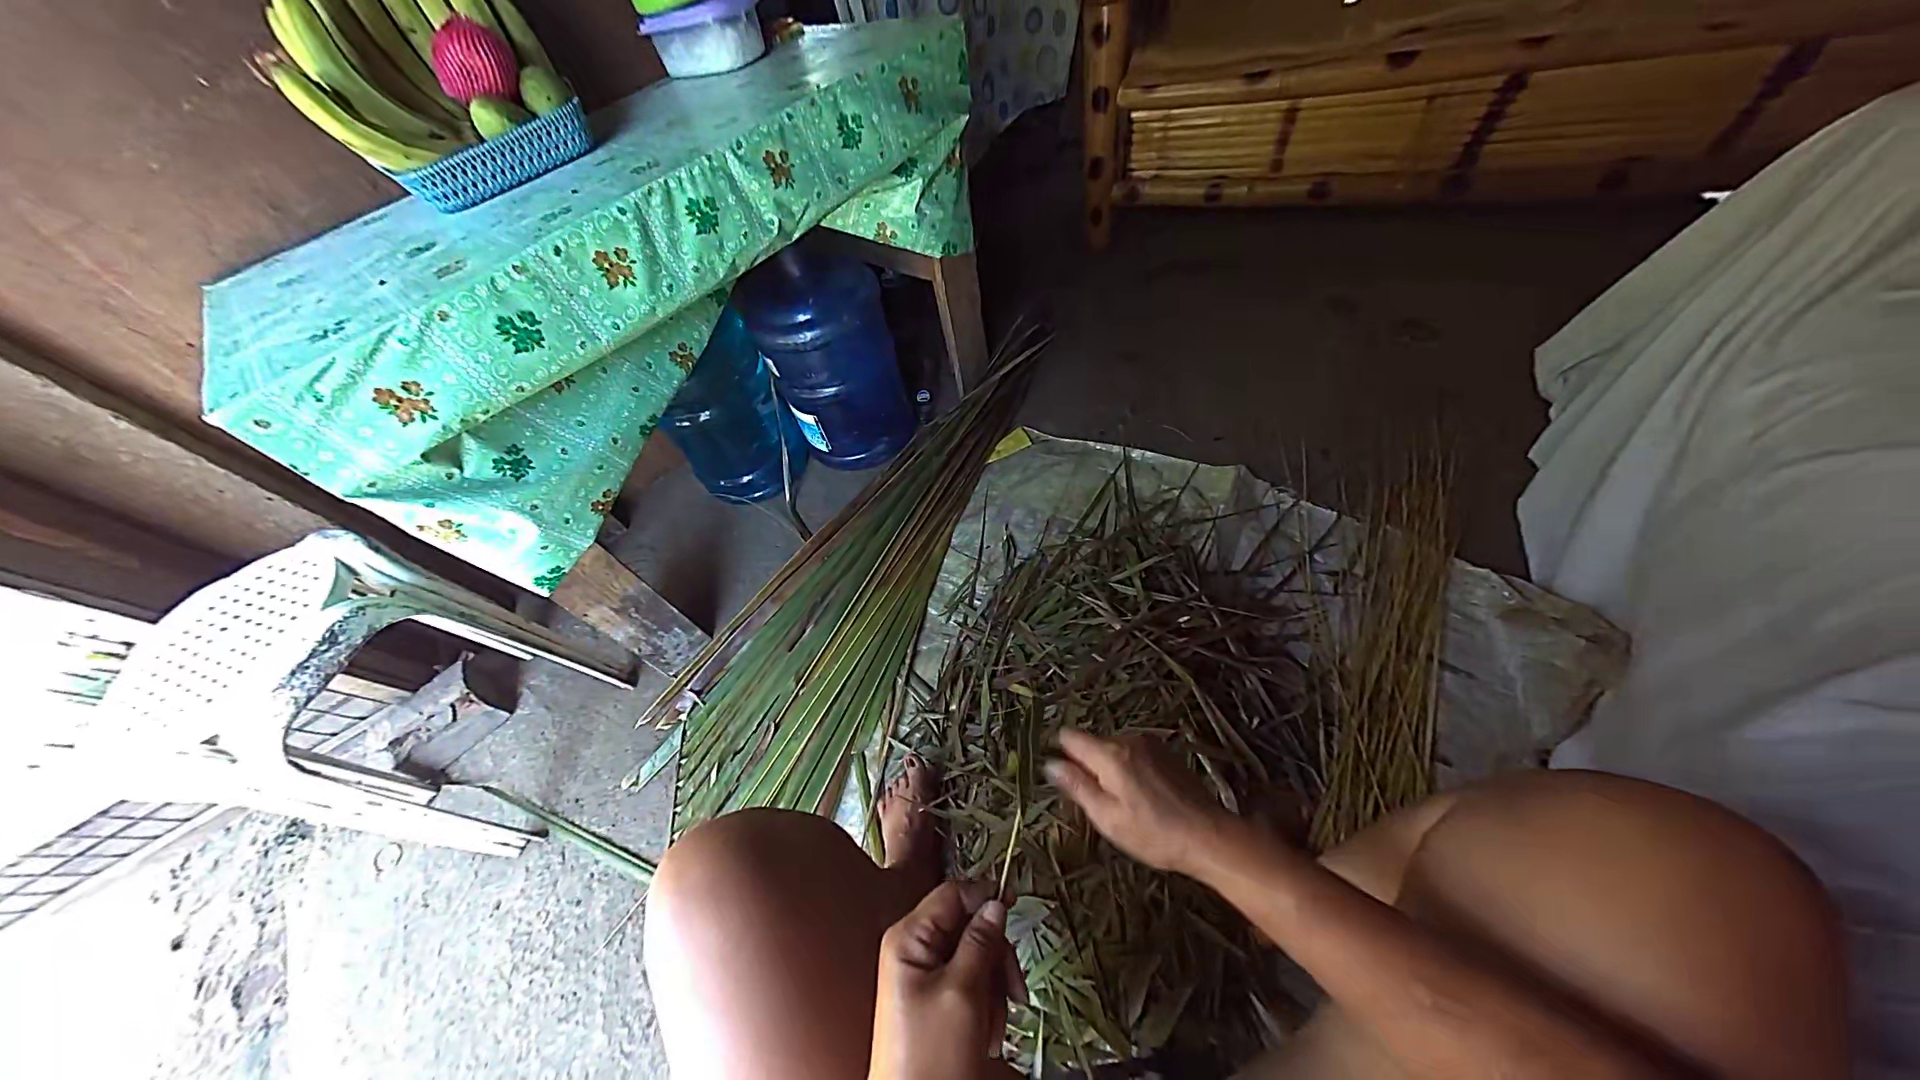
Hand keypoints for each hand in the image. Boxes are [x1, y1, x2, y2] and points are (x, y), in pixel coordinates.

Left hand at [868, 881, 1021, 1079]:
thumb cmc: (932, 1056)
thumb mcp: (962, 993)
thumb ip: (980, 942)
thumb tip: (996, 903)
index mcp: (909, 937)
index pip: (951, 894)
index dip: (984, 895)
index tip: (1015, 903)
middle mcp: (913, 948)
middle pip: (967, 926)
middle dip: (995, 957)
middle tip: (1013, 989)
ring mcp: (923, 974)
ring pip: (974, 956)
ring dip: (994, 987)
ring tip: (995, 1023)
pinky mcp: (935, 999)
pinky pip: (970, 983)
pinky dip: (986, 1003)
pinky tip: (987, 1033)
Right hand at [1044, 728, 1242, 875]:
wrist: (1210, 836)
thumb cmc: (1154, 834)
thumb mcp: (1108, 818)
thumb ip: (1077, 786)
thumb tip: (1050, 764)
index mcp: (1110, 754)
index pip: (1070, 737)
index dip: (1061, 753)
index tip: (1065, 777)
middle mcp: (1129, 739)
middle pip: (1093, 744)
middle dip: (1089, 767)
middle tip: (1102, 803)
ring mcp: (1150, 743)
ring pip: (1113, 749)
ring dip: (1111, 769)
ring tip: (1127, 803)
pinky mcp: (1166, 751)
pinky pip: (1133, 753)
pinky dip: (1131, 769)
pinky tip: (1145, 796)